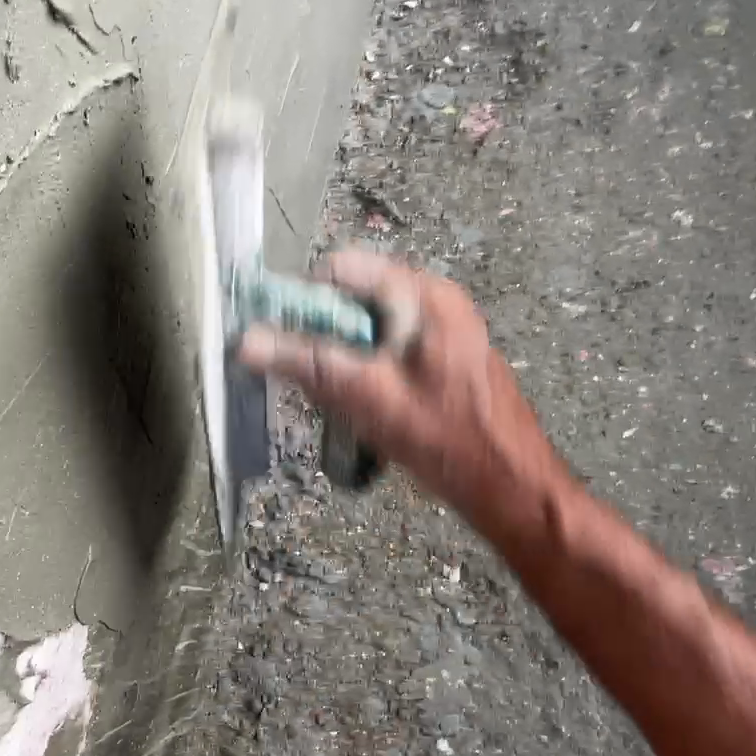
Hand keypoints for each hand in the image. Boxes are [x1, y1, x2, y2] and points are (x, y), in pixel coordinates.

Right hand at [236, 251, 568, 544]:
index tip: (282, 340)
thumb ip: (306, 363)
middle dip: (320, 335)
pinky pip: (383, 350)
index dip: (303, 300)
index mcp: (423, 295)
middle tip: (311, 379)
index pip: (341, 269)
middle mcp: (434, 302)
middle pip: (351, 299)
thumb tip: (246, 341)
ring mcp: (440, 331)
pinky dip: (361, 371)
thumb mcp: (367, 396)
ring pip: (364, 329)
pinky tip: (361, 408)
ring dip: (338, 359)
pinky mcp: (439, 359)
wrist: (510, 485)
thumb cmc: (445, 438)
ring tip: (337, 399)